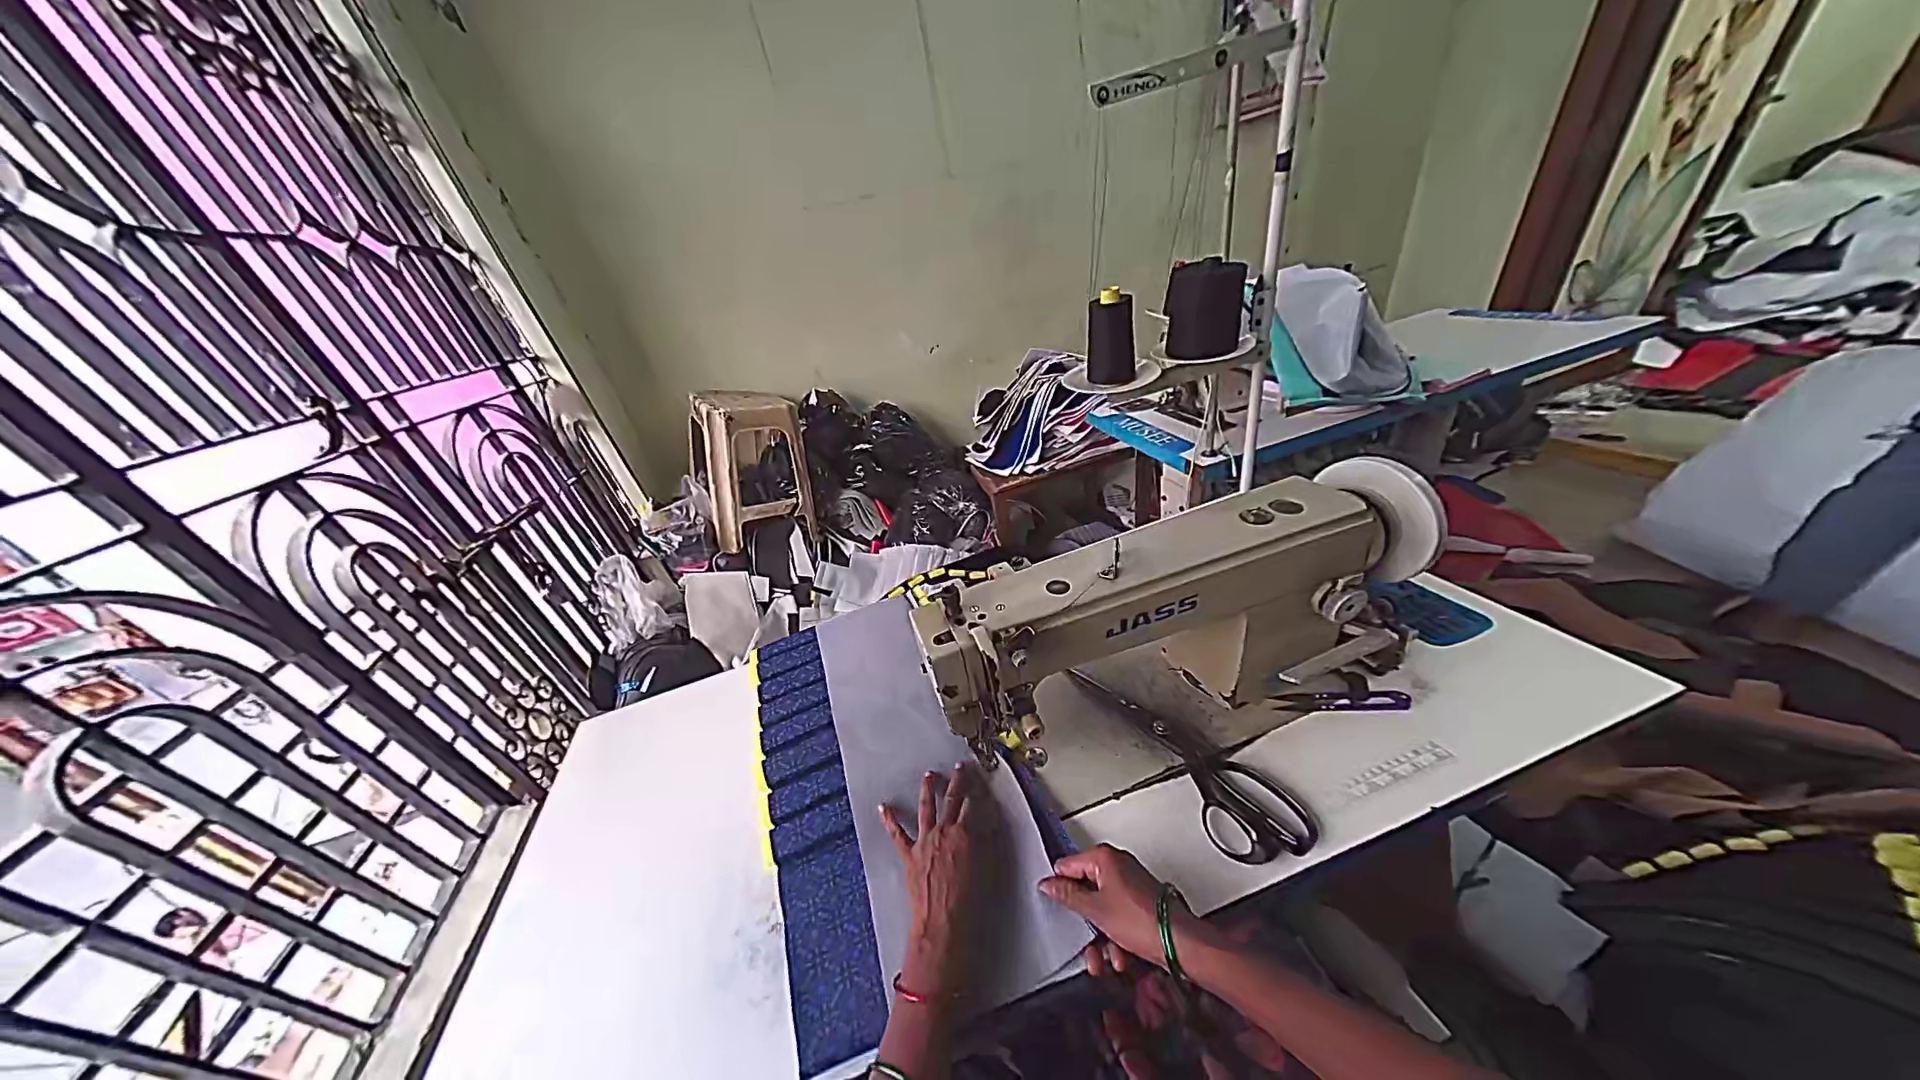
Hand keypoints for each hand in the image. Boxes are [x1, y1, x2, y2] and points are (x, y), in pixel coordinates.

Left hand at [880, 763, 979, 996]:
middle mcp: (944, 832)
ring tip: (928, 775)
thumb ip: (985, 843)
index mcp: (965, 835)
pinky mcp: (910, 855)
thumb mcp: (987, 868)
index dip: (976, 790)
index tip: (978, 778)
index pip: (973, 805)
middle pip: (952, 800)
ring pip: (926, 808)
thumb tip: (987, 825)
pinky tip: (884, 808)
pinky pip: (898, 834)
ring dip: (928, 790)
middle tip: (959, 768)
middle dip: (957, 781)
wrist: (942, 924)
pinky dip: (890, 820)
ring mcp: (925, 842)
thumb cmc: (968, 903)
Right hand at [1037, 844, 1182, 971]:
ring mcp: (1129, 882)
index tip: (1058, 904)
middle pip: (1086, 890)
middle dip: (1085, 921)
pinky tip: (1120, 955)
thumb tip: (1049, 884)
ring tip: (1107, 957)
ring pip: (1102, 907)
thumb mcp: (1095, 910)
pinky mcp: (1139, 900)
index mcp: (1104, 857)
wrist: (1178, 941)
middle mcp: (1117, 864)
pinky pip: (1118, 915)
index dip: (1060, 887)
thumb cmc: (1143, 921)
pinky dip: (1116, 935)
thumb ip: (1068, 895)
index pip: (1067, 866)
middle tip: (1086, 939)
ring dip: (1101, 936)